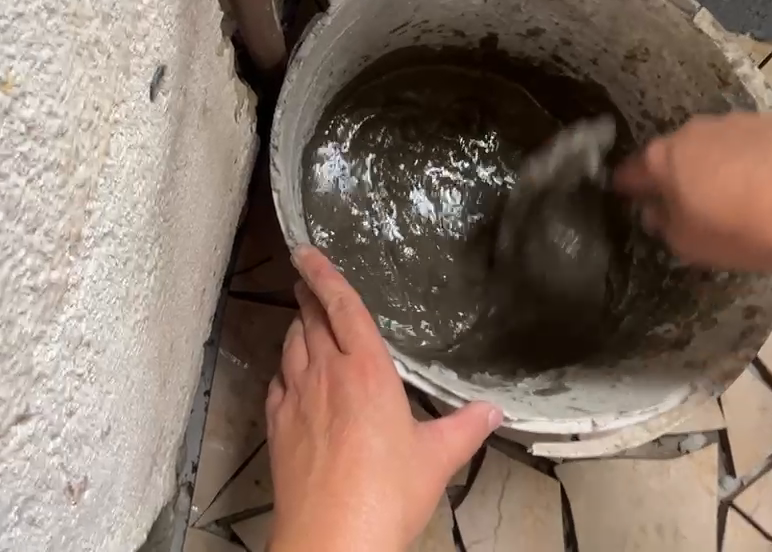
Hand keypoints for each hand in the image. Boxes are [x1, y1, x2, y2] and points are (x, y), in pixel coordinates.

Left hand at [265, 247, 501, 551]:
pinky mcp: (277, 423)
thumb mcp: (436, 460)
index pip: (342, 305)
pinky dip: (284, 370)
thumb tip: (494, 410)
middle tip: (305, 279)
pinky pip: (277, 382)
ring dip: (296, 327)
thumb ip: (465, 428)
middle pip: (311, 318)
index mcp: (365, 368)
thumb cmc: (388, 492)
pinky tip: (290, 376)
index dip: (324, 273)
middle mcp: (325, 371)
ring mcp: (295, 396)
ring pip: (290, 345)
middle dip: (307, 294)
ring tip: (303, 320)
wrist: (331, 539)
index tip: (306, 250)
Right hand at [611, 113, 771, 272]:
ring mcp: (732, 122)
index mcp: (660, 159)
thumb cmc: (742, 233)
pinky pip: (752, 142)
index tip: (635, 203)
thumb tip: (657, 211)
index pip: (629, 172)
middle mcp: (689, 131)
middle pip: (672, 153)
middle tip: (697, 205)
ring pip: (713, 144)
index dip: (629, 189)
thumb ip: (662, 224)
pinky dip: (755, 158)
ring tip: (744, 195)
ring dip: (717, 164)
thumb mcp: (687, 245)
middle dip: (678, 174)